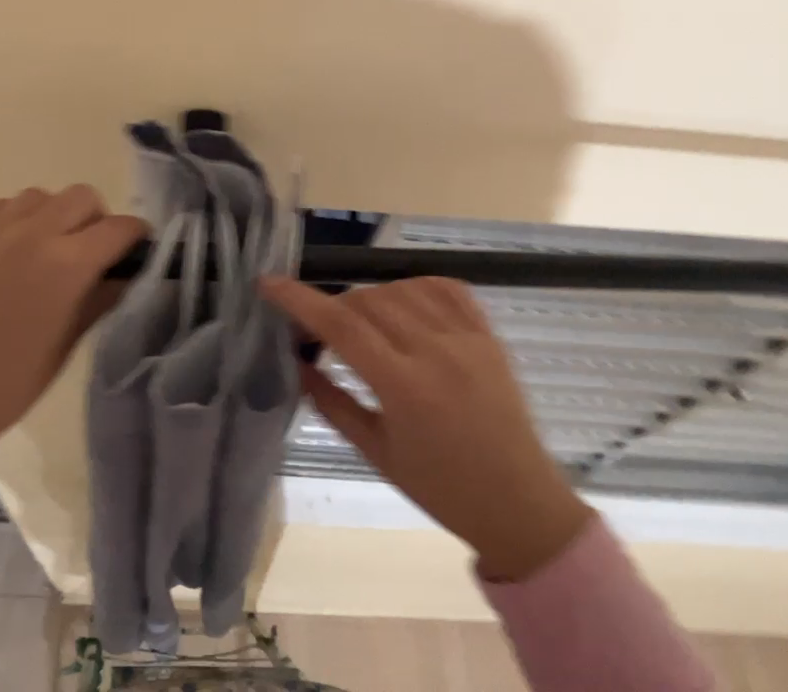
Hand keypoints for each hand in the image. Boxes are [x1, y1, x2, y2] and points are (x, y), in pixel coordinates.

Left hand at [0, 186, 145, 543]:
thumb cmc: (15, 378)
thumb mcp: (72, 338)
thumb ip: (102, 296)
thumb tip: (124, 274)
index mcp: (68, 262)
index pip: (119, 228)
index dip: (135, 239)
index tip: (135, 253)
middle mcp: (33, 232)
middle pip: (82, 197)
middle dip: (96, 220)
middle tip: (90, 253)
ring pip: (39, 196)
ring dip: (53, 216)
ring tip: (45, 249)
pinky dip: (11, 219)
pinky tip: (8, 249)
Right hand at [261, 276, 594, 581]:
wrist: (519, 504)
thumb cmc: (440, 489)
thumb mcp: (374, 452)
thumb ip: (330, 402)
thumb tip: (296, 362)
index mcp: (404, 387)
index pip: (341, 324)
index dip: (298, 299)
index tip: (268, 283)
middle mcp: (437, 352)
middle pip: (367, 300)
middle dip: (331, 306)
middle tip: (315, 331)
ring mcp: (468, 339)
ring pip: (402, 289)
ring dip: (369, 296)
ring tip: (359, 324)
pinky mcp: (489, 335)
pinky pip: (447, 288)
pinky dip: (415, 286)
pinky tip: (401, 304)